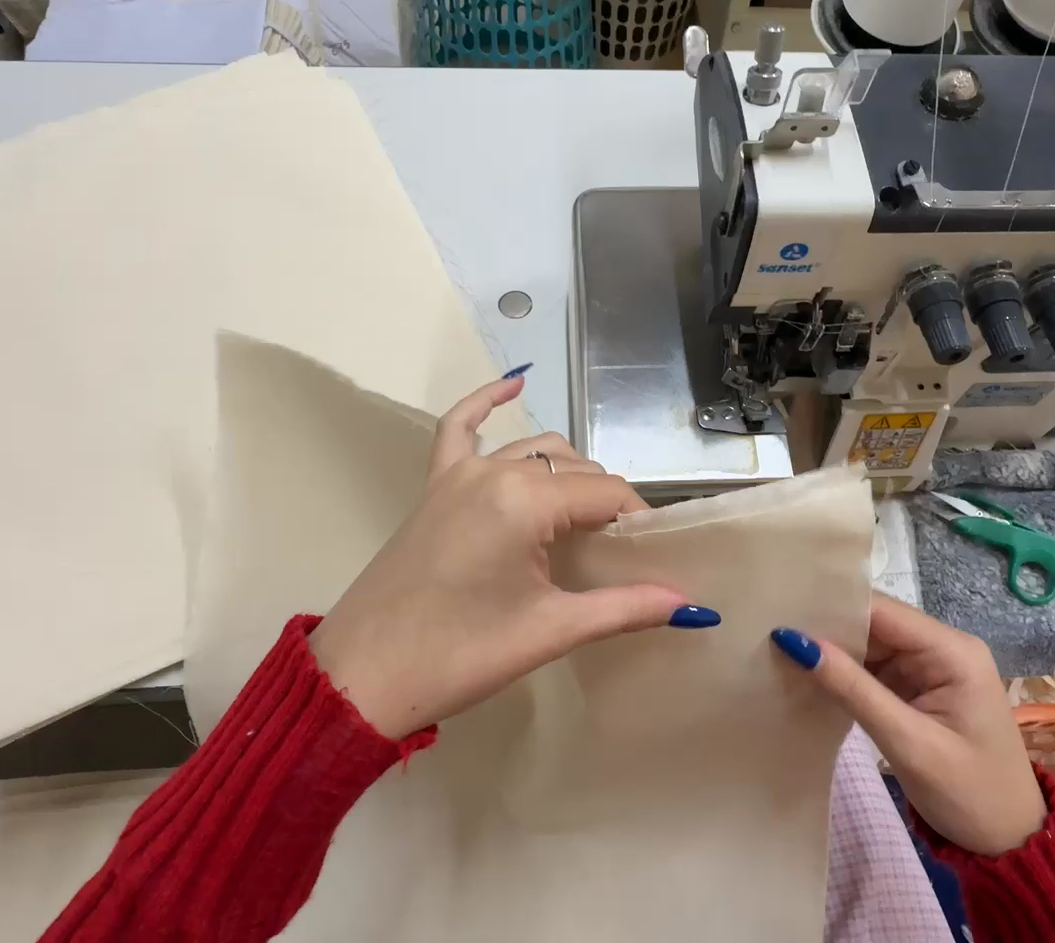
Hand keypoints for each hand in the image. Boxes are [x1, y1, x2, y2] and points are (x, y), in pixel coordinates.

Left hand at [308, 372, 719, 738]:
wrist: (362, 675)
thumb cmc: (460, 655)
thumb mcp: (551, 632)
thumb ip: (625, 608)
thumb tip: (693, 607)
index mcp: (526, 500)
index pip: (607, 494)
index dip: (636, 522)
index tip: (649, 557)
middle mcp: (495, 470)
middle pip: (576, 470)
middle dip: (605, 505)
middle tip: (617, 555)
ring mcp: (459, 472)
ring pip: (535, 449)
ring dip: (568, 472)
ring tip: (585, 518)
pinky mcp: (434, 483)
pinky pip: (461, 427)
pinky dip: (488, 401)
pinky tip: (515, 379)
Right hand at [771, 594, 1044, 855]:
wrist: (1010, 844)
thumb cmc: (970, 794)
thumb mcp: (908, 743)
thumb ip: (852, 689)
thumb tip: (794, 640)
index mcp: (952, 650)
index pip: (882, 611)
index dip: (832, 607)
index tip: (779, 607)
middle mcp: (942, 647)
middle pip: (873, 622)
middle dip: (826, 627)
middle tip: (767, 627)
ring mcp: (929, 666)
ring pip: (868, 644)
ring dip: (830, 650)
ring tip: (775, 647)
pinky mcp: (917, 686)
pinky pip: (873, 667)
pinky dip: (842, 672)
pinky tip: (805, 672)